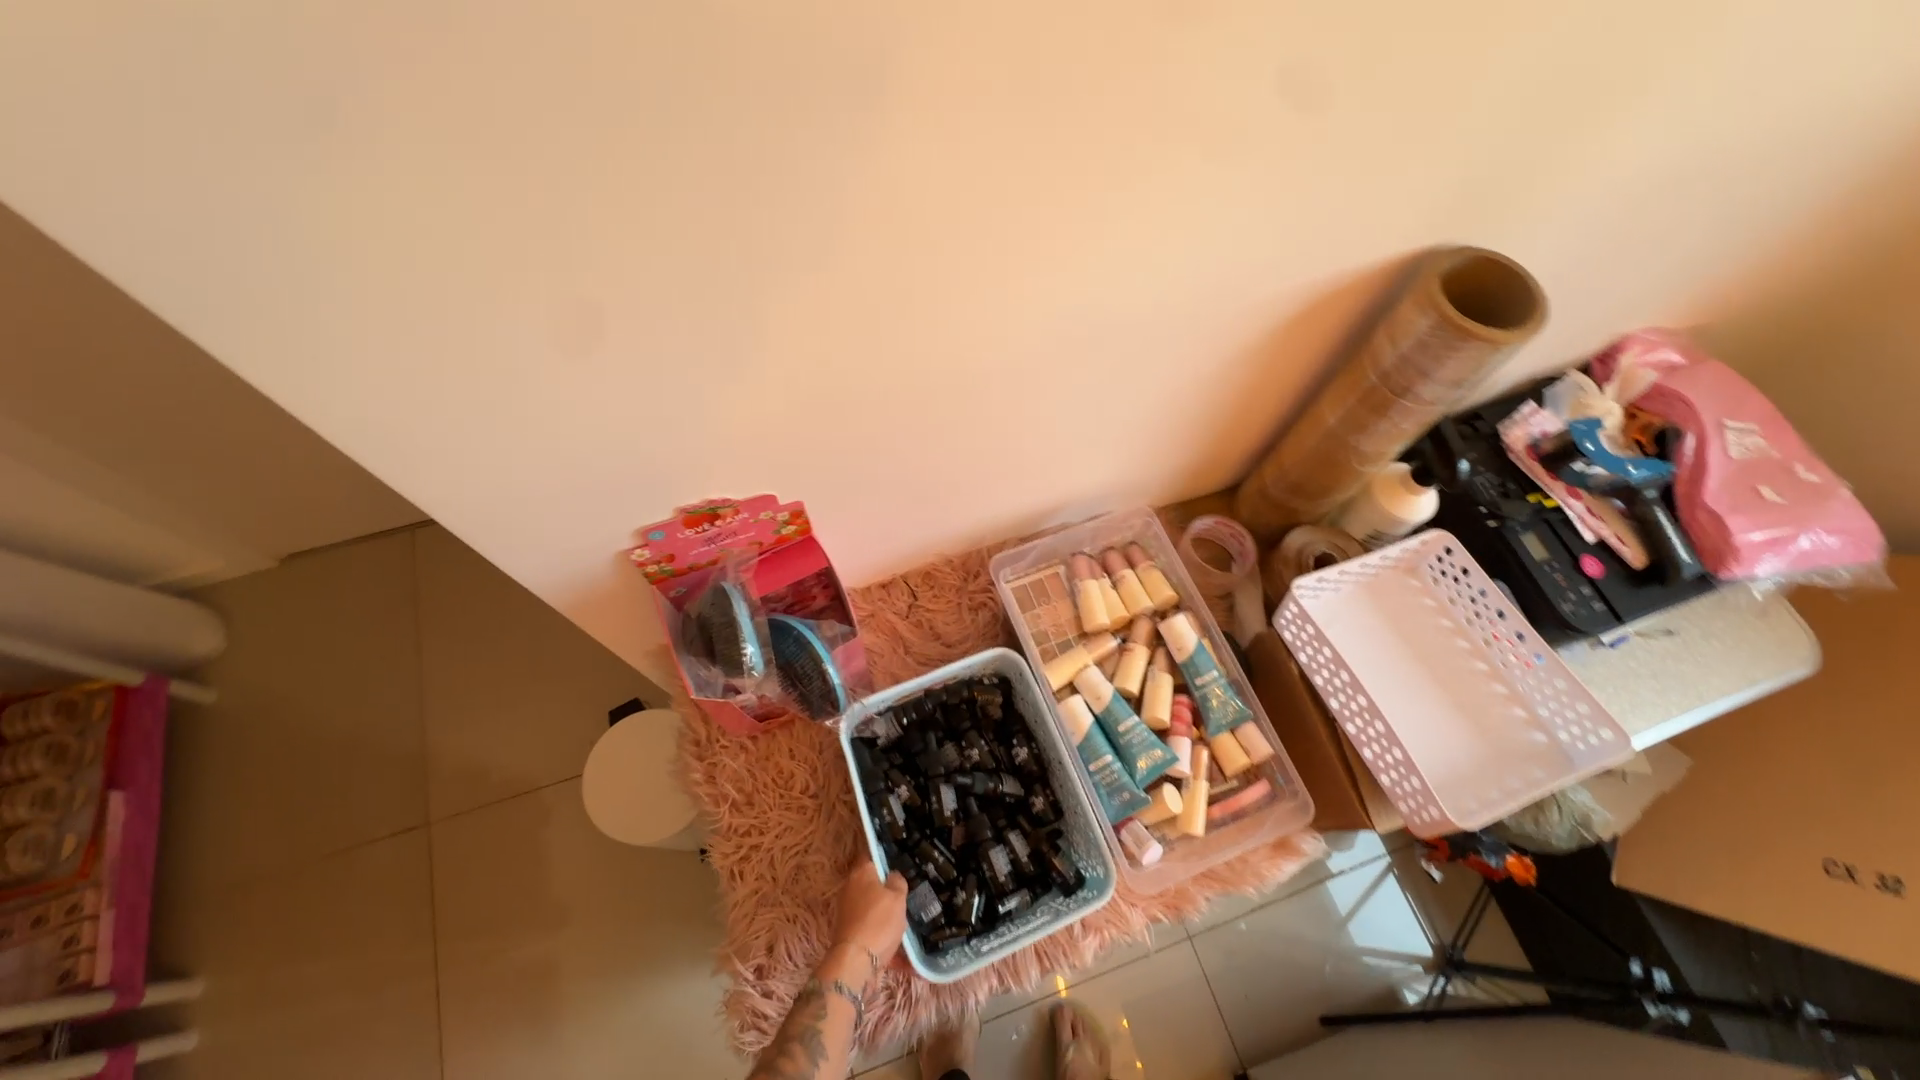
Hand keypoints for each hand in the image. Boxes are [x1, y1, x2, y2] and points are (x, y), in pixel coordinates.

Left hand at [832, 855, 907, 969]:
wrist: (856, 962)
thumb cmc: (879, 922)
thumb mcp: (897, 897)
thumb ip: (897, 882)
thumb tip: (892, 876)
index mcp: (861, 872)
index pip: (871, 854)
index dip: (884, 855)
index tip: (899, 857)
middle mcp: (850, 888)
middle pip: (872, 883)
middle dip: (888, 888)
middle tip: (909, 891)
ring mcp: (848, 912)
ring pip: (873, 907)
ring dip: (887, 914)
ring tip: (909, 920)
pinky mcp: (850, 933)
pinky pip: (873, 929)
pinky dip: (885, 936)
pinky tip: (904, 949)